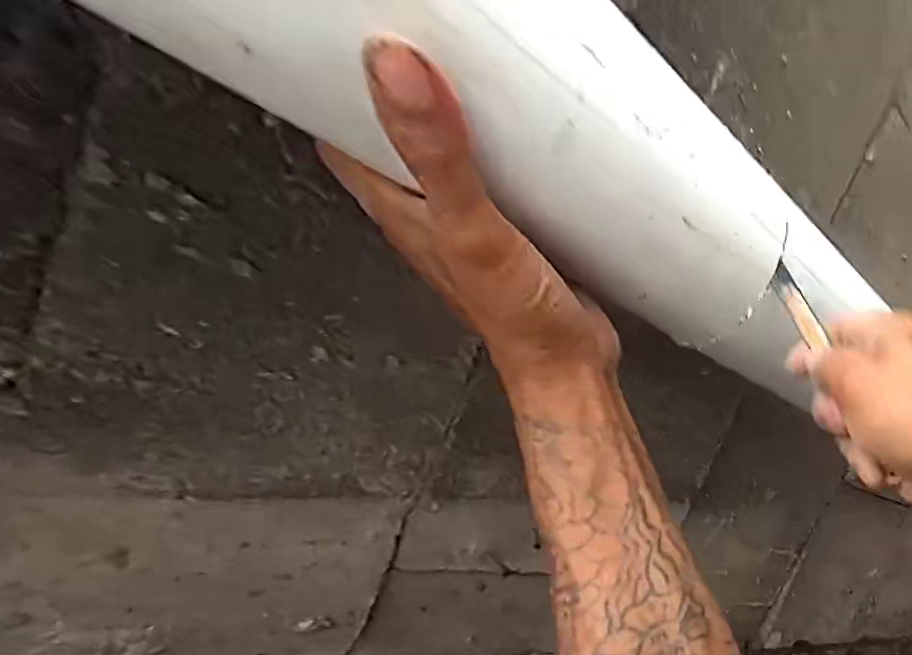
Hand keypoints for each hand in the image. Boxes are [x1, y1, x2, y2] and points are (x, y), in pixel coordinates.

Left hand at [318, 38, 617, 381]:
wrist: (571, 365)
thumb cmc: (519, 322)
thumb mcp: (472, 232)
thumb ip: (436, 155)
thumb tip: (395, 68)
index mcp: (399, 206)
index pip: (340, 121)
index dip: (341, 74)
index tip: (361, 32)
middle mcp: (430, 212)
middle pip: (397, 132)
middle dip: (405, 88)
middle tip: (426, 43)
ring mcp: (475, 224)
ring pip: (452, 156)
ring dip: (461, 123)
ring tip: (477, 81)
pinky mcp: (519, 236)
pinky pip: (504, 182)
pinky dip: (512, 160)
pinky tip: (533, 150)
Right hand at [787, 312, 911, 504]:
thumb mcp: (852, 381)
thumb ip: (822, 362)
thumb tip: (808, 357)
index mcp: (891, 334)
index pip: (835, 330)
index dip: (813, 355)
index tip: (802, 378)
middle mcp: (901, 362)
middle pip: (841, 383)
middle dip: (838, 415)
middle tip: (847, 423)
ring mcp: (907, 401)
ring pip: (854, 420)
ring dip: (856, 445)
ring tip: (874, 453)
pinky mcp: (911, 433)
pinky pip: (875, 443)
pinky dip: (875, 460)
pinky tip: (886, 468)